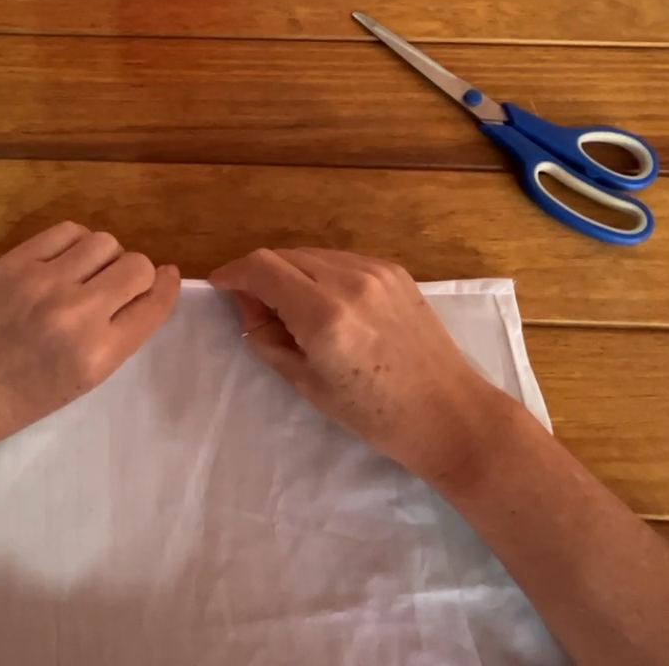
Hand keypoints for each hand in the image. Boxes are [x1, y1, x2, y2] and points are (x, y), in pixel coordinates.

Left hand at [0, 222, 179, 457]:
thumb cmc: (20, 398)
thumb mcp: (84, 380)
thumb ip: (118, 335)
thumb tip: (147, 289)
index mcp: (99, 355)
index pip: (154, 304)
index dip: (167, 287)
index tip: (168, 278)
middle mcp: (78, 314)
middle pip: (136, 265)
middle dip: (136, 273)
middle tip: (116, 286)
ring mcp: (44, 282)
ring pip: (104, 241)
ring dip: (105, 256)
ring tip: (85, 273)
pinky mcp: (15, 262)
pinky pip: (67, 231)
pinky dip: (75, 242)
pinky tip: (63, 260)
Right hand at [210, 247, 510, 483]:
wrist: (449, 413)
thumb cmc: (373, 412)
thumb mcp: (304, 381)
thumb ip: (264, 334)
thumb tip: (245, 300)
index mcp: (323, 315)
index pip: (261, 267)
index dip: (233, 272)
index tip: (219, 285)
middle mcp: (348, 281)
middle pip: (282, 255)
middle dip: (259, 275)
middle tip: (256, 307)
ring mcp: (374, 271)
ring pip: (309, 254)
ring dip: (289, 272)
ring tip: (292, 308)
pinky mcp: (393, 270)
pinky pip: (338, 259)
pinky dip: (318, 272)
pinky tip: (326, 302)